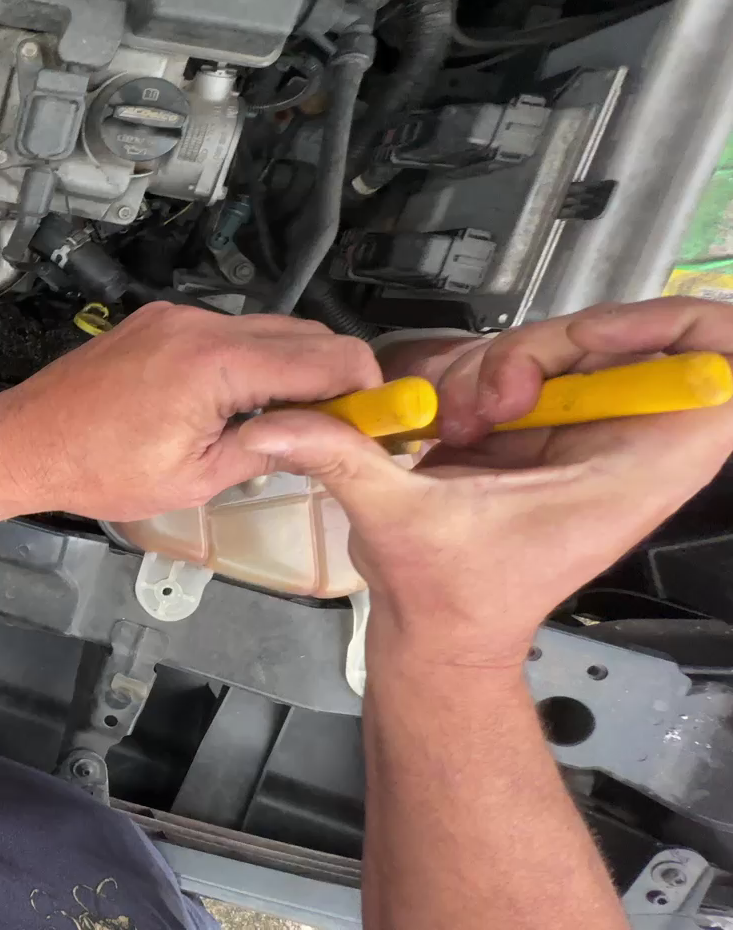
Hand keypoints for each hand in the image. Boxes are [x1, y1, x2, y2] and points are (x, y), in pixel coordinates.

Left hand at [0, 301, 380, 521]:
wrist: (19, 443)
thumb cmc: (93, 469)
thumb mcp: (194, 477)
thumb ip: (268, 448)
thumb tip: (325, 436)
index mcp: (213, 362)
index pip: (330, 357)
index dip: (367, 390)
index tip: (377, 422)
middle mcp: (194, 325)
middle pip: (303, 335)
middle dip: (330, 378)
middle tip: (328, 428)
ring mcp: (167, 319)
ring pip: (262, 330)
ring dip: (285, 368)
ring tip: (275, 421)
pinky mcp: (149, 323)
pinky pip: (219, 333)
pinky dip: (241, 360)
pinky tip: (230, 402)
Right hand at [240, 297, 732, 668]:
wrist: (435, 625)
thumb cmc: (450, 591)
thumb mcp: (396, 516)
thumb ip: (340, 457)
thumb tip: (267, 425)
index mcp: (635, 463)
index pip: (721, 363)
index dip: (660, 329)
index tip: (579, 341)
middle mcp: (616, 438)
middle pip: (609, 339)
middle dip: (524, 354)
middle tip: (471, 404)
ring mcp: (567, 431)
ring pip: (544, 348)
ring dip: (477, 370)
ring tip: (440, 428)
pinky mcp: (523, 430)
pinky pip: (501, 370)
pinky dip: (455, 382)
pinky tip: (431, 425)